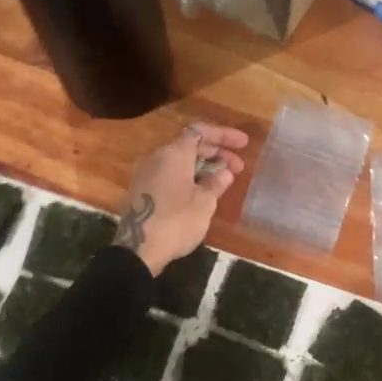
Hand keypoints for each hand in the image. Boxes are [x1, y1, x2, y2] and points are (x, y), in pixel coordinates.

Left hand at [113, 122, 247, 275]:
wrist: (137, 249)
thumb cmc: (176, 222)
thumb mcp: (204, 203)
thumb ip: (216, 183)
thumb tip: (225, 172)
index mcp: (174, 153)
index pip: (201, 131)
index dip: (224, 135)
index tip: (244, 144)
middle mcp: (157, 156)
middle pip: (190, 145)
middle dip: (216, 152)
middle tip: (239, 167)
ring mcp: (146, 173)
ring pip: (179, 160)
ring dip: (202, 166)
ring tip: (222, 179)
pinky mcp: (141, 189)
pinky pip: (169, 173)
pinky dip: (188, 176)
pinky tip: (201, 190)